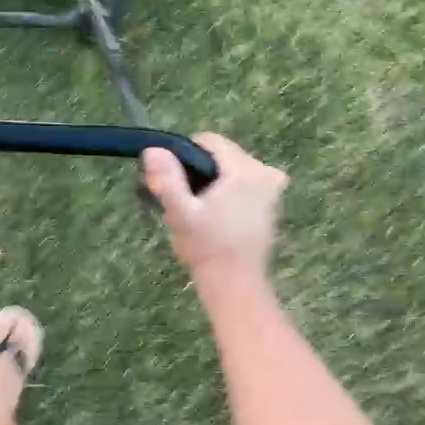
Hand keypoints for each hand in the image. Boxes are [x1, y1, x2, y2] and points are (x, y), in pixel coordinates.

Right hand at [142, 134, 287, 283]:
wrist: (234, 282)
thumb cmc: (207, 247)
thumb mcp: (180, 213)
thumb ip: (167, 180)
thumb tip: (152, 149)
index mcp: (247, 170)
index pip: (209, 141)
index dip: (184, 155)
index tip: (172, 181)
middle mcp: (267, 172)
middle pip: (220, 155)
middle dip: (198, 171)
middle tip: (184, 200)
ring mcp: (273, 188)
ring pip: (229, 169)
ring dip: (210, 182)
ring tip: (197, 210)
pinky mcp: (271, 201)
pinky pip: (241, 183)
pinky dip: (224, 192)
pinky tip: (214, 216)